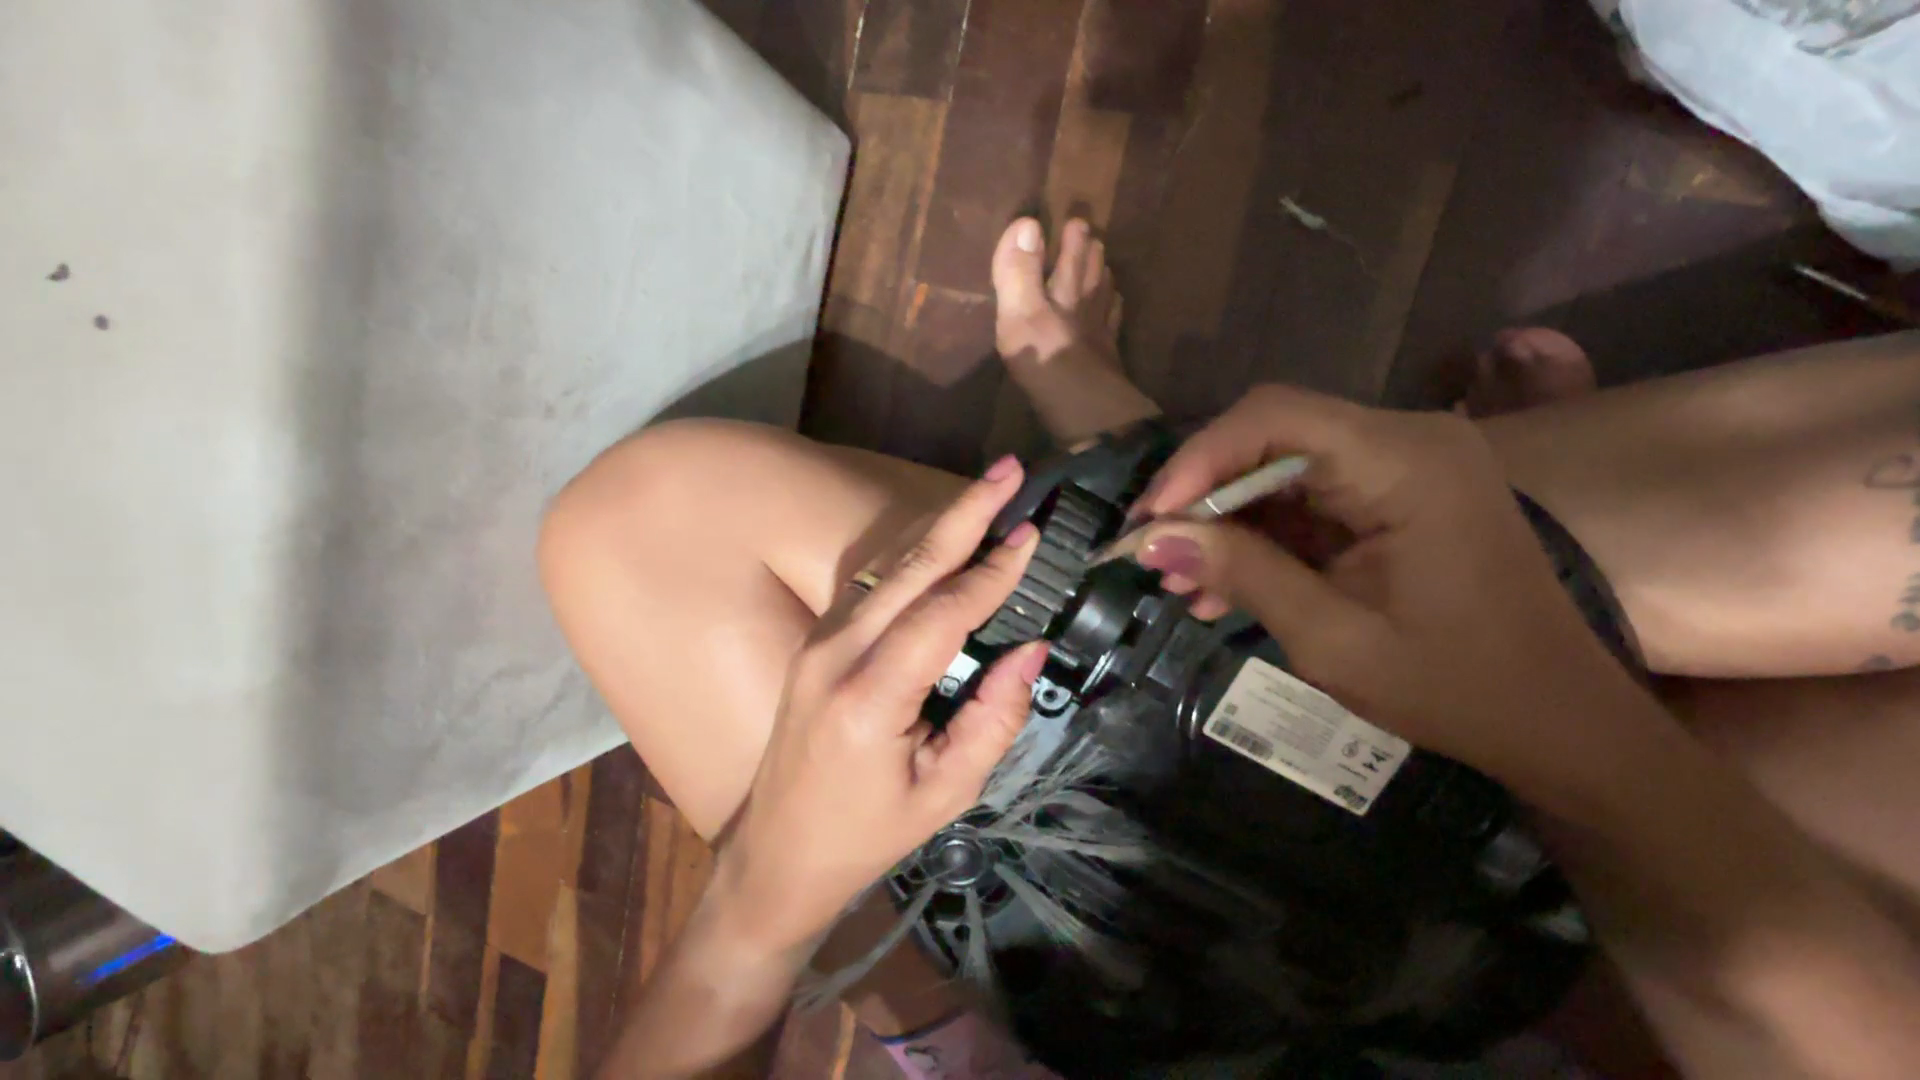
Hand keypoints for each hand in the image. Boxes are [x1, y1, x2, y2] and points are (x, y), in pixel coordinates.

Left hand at [713, 458, 1047, 954]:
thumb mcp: (947, 794)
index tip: (1032, 532)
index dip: (990, 572)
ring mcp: (819, 643)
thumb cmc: (868, 834)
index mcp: (870, 697)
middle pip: (909, 568)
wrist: (778, 855)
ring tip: (986, 492)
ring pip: (889, 568)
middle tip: (1009, 469)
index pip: (941, 615)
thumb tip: (1030, 648)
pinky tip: (947, 537)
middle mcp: (837, 654)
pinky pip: (873, 585)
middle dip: (963, 513)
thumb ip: (993, 720)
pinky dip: (916, 556)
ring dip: (941, 527)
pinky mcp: (816, 644)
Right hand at [1129, 385, 1642, 785]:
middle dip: (1206, 494)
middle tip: (1155, 554)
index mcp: (1406, 462)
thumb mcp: (1333, 639)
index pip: (1273, 416)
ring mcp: (1409, 464)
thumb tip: (1152, 539)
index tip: (1150, 521)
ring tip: (1183, 584)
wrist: (1560, 723)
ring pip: (1284, 468)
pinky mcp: (1402, 494)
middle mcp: (1410, 440)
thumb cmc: (1457, 689)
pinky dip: (1266, 538)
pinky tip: (1225, 588)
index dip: (1197, 458)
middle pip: (1274, 435)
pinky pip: (1313, 498)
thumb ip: (1242, 575)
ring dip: (1230, 522)